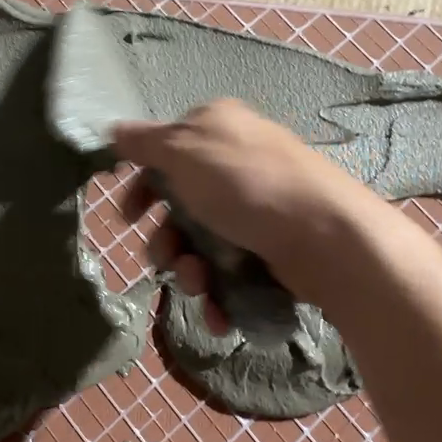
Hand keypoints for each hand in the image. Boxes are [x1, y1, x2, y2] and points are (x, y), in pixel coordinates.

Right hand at [114, 99, 384, 315]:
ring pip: (200, 243)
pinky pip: (229, 271)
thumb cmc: (247, 184)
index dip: (141, 185)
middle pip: (178, 205)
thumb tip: (113, 129)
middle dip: (165, 240)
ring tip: (200, 286)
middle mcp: (233, 163)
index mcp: (215, 129)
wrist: (328, 237)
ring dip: (189, 270)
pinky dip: (218, 294)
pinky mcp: (270, 248)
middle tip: (165, 259)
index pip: (163, 151)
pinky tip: (218, 313)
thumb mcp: (184, 151)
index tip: (127, 217)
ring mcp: (254, 208)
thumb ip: (144, 143)